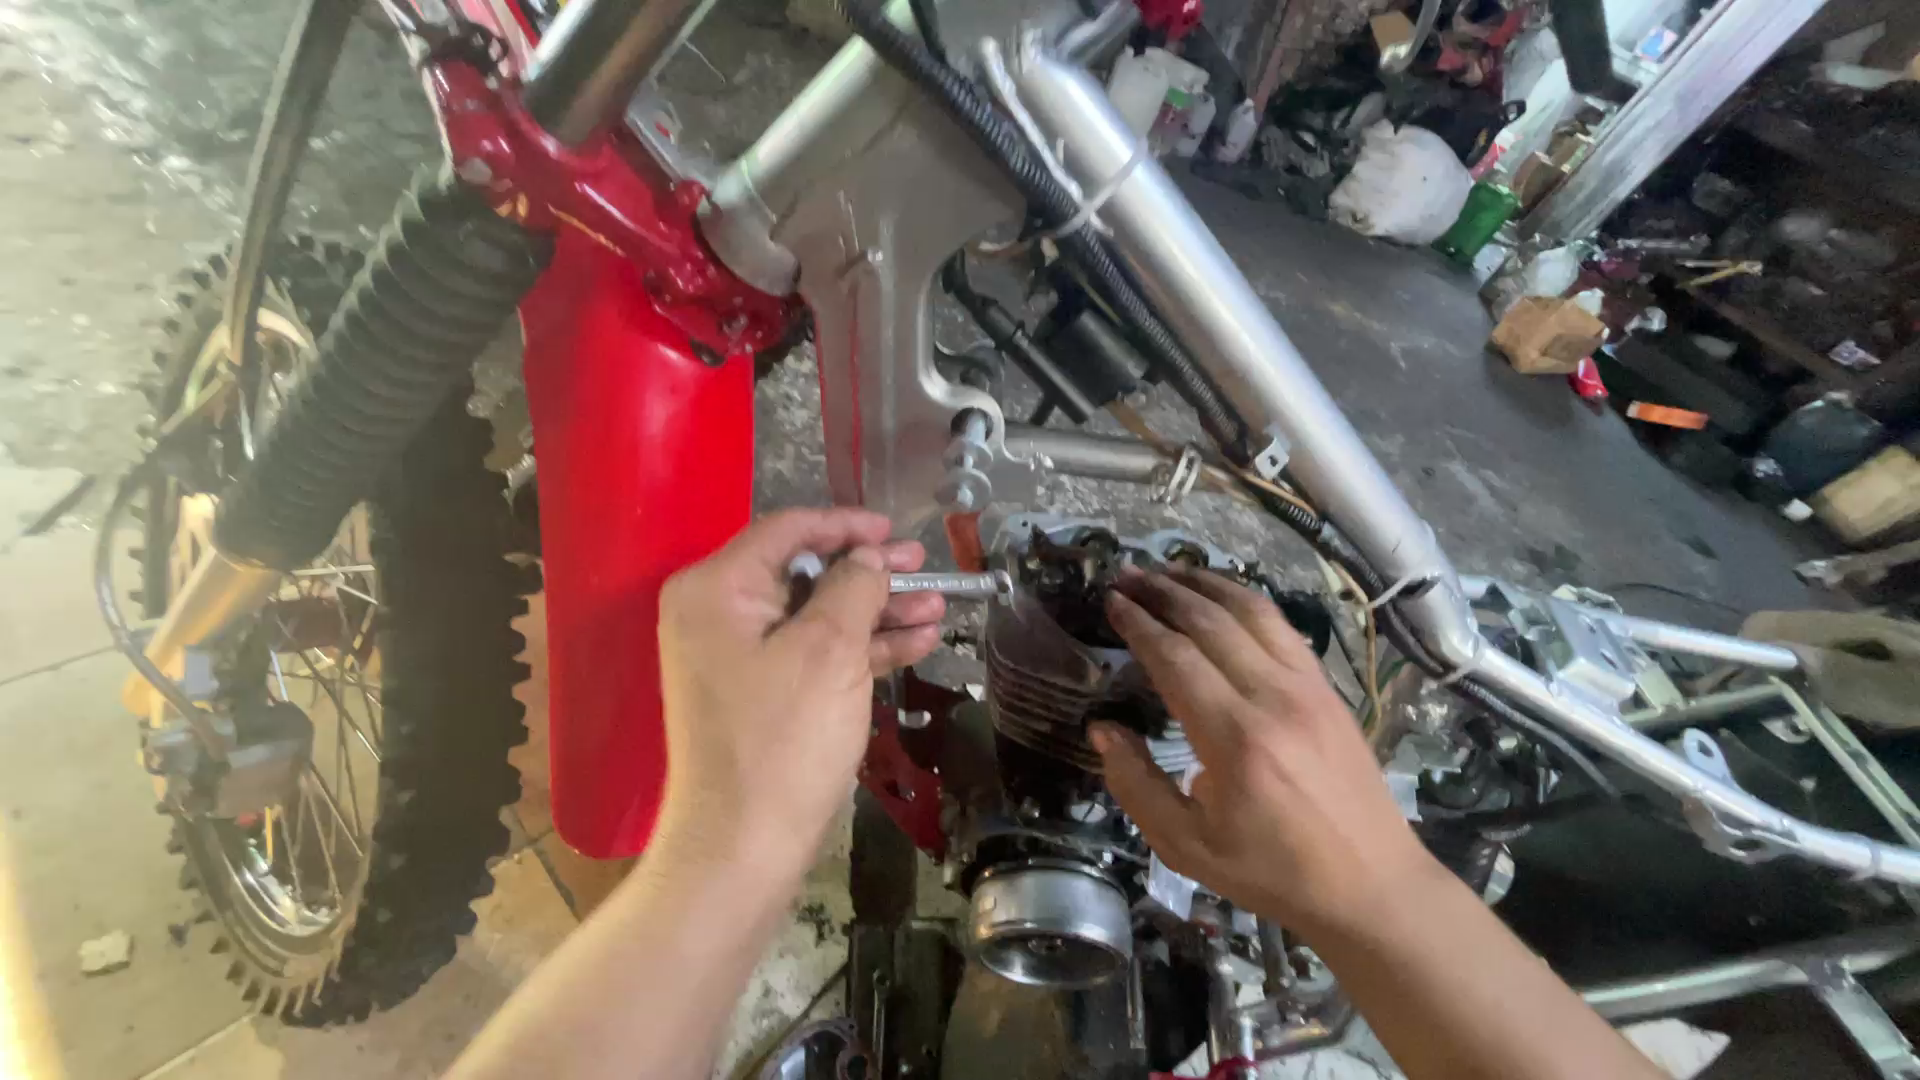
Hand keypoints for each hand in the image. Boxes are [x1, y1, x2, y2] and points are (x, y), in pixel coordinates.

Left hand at [654, 509, 944, 863]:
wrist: (743, 848)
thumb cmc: (782, 739)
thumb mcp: (829, 650)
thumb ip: (853, 587)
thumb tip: (868, 557)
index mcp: (717, 589)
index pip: (788, 531)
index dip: (846, 525)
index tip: (894, 530)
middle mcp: (720, 613)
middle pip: (807, 574)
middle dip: (872, 574)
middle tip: (925, 568)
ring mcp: (739, 656)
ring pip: (818, 617)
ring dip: (877, 613)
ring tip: (937, 607)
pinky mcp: (762, 693)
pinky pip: (814, 654)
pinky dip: (860, 649)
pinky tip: (915, 642)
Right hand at [1090, 568, 1444, 938]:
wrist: (1371, 886)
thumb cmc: (1270, 870)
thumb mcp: (1186, 845)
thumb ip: (1135, 784)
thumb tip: (1103, 728)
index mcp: (1234, 739)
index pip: (1176, 657)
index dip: (1138, 623)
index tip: (1111, 601)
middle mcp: (1273, 699)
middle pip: (1209, 622)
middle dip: (1162, 592)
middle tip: (1126, 575)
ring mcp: (1307, 687)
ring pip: (1250, 611)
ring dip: (1203, 585)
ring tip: (1166, 571)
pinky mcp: (1327, 688)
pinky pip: (1281, 627)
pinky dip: (1245, 600)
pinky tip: (1221, 594)